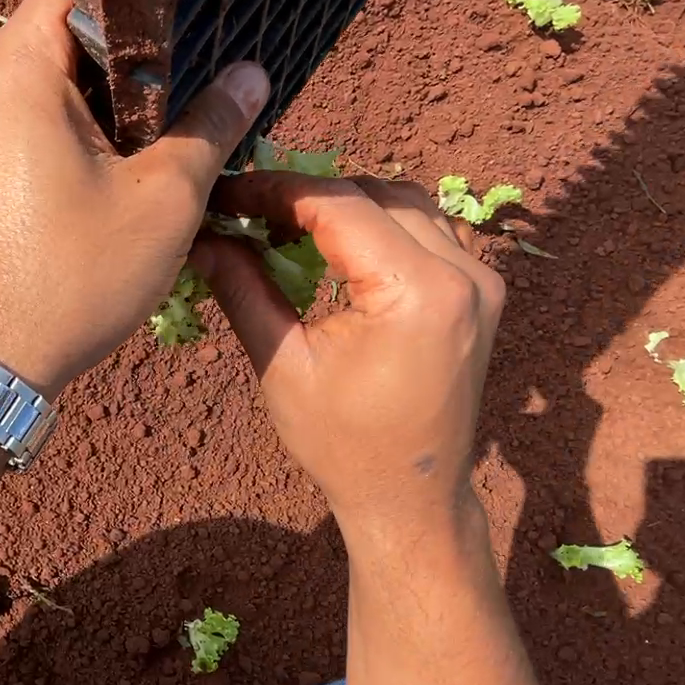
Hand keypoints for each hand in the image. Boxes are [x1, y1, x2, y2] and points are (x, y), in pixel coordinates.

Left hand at [0, 0, 272, 396]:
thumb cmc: (72, 281)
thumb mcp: (163, 200)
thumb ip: (211, 125)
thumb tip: (250, 74)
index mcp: (11, 71)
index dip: (140, 0)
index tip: (188, 30)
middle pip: (57, 38)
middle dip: (125, 59)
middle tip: (185, 89)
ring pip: (38, 90)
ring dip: (96, 104)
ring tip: (153, 136)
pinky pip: (16, 133)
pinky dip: (61, 138)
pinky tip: (105, 174)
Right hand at [192, 176, 504, 531]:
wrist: (409, 493)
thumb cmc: (340, 442)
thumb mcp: (282, 365)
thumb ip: (244, 291)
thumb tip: (203, 240)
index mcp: (415, 292)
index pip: (340, 205)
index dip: (275, 191)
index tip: (228, 193)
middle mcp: (463, 273)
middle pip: (375, 193)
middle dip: (305, 194)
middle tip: (247, 212)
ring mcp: (481, 280)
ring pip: (406, 203)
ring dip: (344, 205)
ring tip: (285, 225)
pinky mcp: (480, 292)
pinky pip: (428, 230)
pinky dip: (379, 224)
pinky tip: (338, 245)